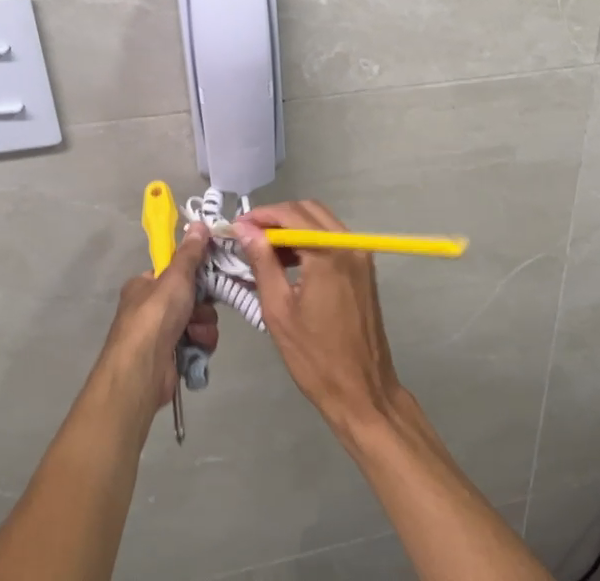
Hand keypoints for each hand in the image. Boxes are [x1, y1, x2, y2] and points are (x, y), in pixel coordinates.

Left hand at [101, 222, 219, 409]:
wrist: (142, 369)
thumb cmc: (155, 316)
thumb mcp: (176, 277)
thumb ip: (190, 253)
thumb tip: (199, 223)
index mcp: (144, 286)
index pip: (175, 272)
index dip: (194, 274)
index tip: (209, 275)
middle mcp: (151, 308)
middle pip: (191, 297)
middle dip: (202, 305)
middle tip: (200, 308)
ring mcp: (160, 333)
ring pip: (198, 319)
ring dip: (203, 325)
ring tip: (195, 333)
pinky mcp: (171, 355)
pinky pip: (197, 341)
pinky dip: (200, 343)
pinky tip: (195, 348)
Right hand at [231, 201, 404, 434]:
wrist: (362, 389)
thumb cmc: (315, 357)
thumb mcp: (279, 310)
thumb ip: (262, 263)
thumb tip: (244, 230)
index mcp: (329, 253)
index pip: (291, 214)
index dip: (260, 216)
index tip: (235, 227)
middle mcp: (350, 245)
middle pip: (309, 211)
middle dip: (276, 219)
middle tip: (247, 237)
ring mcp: (361, 256)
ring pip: (322, 223)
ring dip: (292, 229)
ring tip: (261, 252)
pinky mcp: (364, 269)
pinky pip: (333, 240)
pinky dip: (309, 242)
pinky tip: (287, 263)